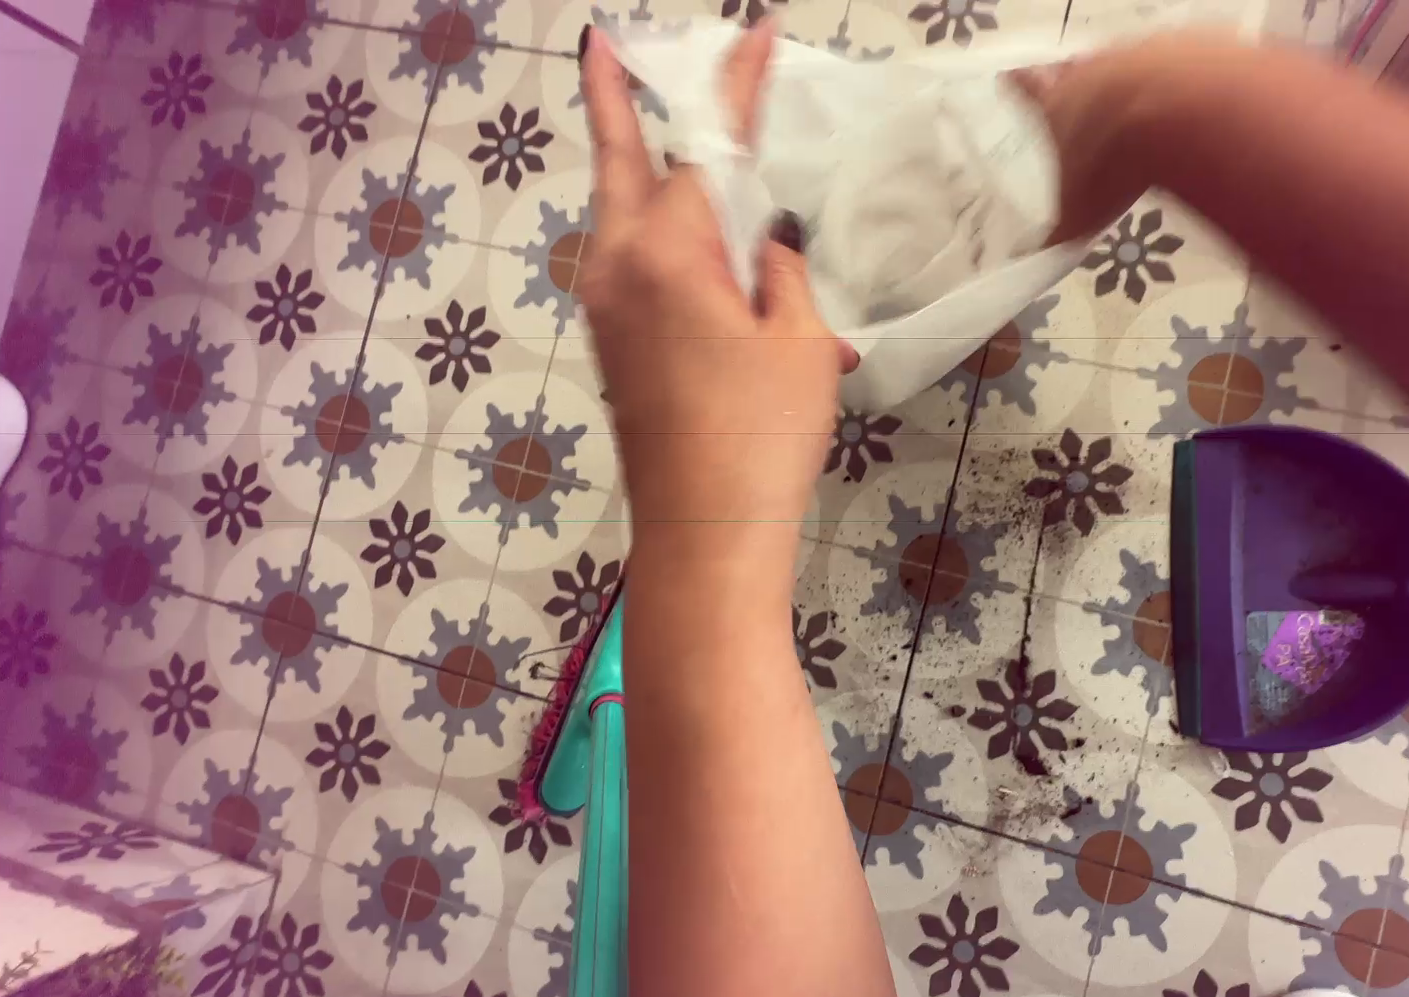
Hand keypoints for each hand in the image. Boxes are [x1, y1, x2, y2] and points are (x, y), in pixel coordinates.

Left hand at [576, 23, 852, 568]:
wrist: (706, 535)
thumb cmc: (763, 439)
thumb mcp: (802, 345)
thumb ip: (781, 274)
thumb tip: (763, 244)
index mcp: (665, 256)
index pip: (704, 153)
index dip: (737, 92)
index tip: (760, 32)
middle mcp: (616, 270)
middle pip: (623, 168)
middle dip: (619, 101)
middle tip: (607, 46)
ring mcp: (607, 315)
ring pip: (623, 222)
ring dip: (644, 177)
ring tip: (655, 133)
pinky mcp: (615, 352)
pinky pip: (635, 274)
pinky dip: (663, 247)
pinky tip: (697, 254)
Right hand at [1013, 32, 1241, 243]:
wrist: (1167, 120)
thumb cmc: (1106, 167)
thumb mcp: (1076, 217)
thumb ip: (1056, 236)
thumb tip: (1031, 261)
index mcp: (1054, 106)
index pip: (1026, 89)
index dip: (1017, 85)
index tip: (1009, 78)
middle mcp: (1088, 76)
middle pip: (1070, 71)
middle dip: (1068, 81)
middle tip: (1068, 88)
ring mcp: (1132, 62)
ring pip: (1116, 68)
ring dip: (1116, 86)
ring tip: (1121, 107)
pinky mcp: (1173, 62)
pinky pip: (1160, 74)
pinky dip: (1158, 92)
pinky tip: (1165, 112)